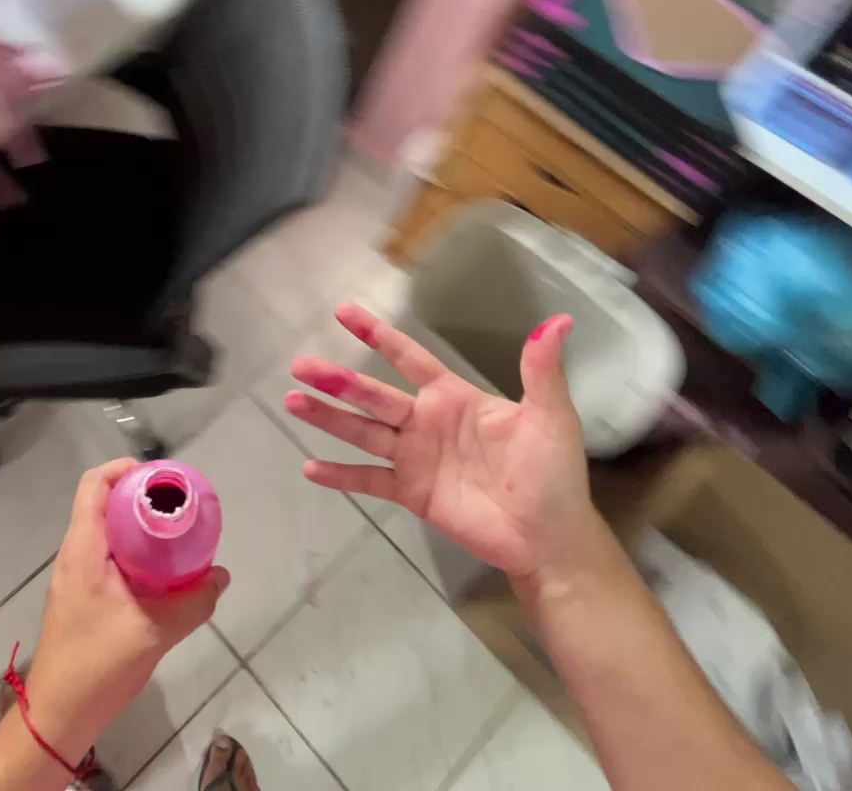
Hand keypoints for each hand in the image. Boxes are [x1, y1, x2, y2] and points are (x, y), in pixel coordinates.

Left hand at [25, 459, 230, 746]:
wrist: (60, 713)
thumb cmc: (98, 665)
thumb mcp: (154, 633)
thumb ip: (192, 603)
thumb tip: (221, 576)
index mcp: (83, 549)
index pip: (94, 486)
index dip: (124, 470)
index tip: (159, 476)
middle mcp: (75, 554)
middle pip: (102, 504)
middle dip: (139, 496)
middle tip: (177, 504)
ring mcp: (76, 575)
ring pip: (106, 531)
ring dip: (136, 524)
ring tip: (175, 531)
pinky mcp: (82, 595)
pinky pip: (108, 555)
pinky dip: (133, 550)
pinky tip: (161, 569)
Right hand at [285, 304, 595, 577]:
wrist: (548, 539)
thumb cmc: (552, 474)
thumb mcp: (551, 418)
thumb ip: (541, 371)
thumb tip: (559, 320)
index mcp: (452, 398)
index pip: (408, 358)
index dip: (376, 335)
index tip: (344, 312)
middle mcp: (424, 422)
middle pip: (372, 395)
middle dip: (336, 380)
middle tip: (300, 365)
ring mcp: (413, 458)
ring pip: (362, 432)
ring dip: (327, 418)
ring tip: (293, 402)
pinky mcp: (409, 493)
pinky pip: (368, 480)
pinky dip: (340, 475)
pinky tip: (310, 468)